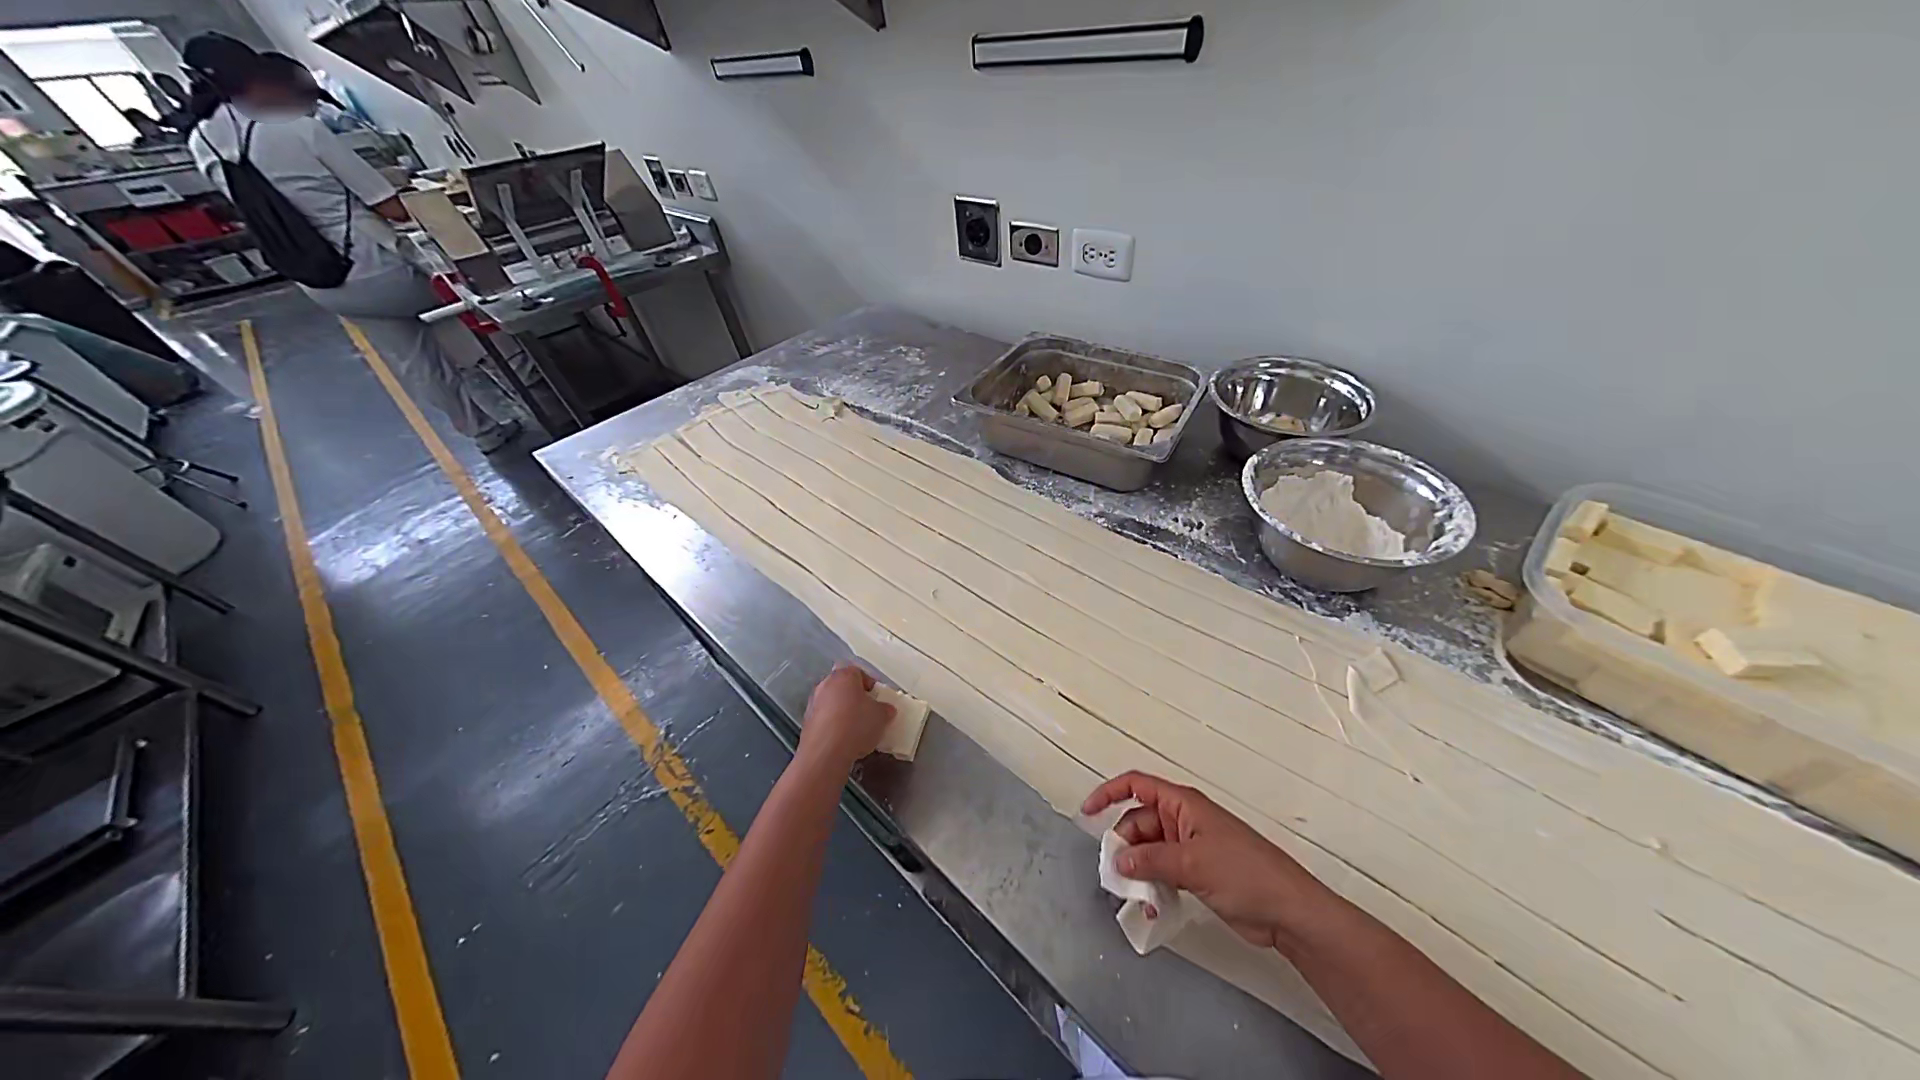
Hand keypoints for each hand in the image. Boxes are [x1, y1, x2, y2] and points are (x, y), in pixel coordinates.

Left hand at [798, 664, 894, 771]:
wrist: (825, 754)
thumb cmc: (856, 725)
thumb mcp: (882, 716)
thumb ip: (885, 709)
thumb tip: (886, 709)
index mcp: (844, 676)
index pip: (858, 671)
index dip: (869, 684)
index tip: (877, 698)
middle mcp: (825, 685)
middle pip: (843, 686)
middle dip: (855, 697)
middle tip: (868, 712)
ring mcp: (813, 704)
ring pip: (832, 703)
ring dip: (842, 712)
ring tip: (856, 729)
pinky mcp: (806, 723)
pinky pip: (825, 719)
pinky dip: (833, 726)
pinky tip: (843, 740)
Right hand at [1083, 771, 1336, 953]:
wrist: (1288, 911)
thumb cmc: (1246, 873)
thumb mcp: (1192, 863)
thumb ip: (1150, 860)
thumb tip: (1119, 862)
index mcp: (1183, 804)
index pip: (1137, 786)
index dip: (1109, 793)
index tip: (1088, 811)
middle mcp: (1184, 821)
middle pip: (1138, 823)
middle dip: (1124, 846)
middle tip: (1115, 874)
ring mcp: (1190, 847)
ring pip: (1149, 851)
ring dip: (1139, 871)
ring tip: (1135, 896)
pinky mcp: (1197, 873)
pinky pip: (1162, 871)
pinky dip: (1153, 885)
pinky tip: (1153, 906)